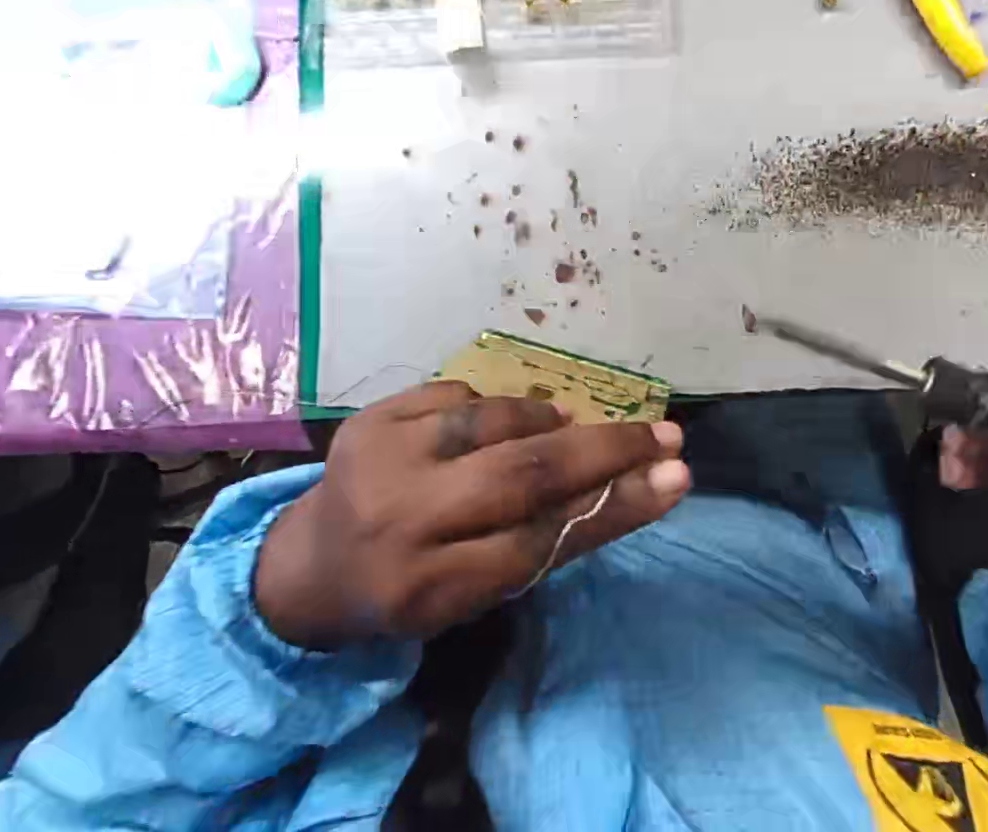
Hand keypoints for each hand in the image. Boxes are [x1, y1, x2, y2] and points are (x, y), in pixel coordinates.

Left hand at [255, 381, 690, 648]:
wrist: (313, 561)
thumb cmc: (408, 590)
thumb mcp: (475, 592)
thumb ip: (548, 543)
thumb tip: (641, 484)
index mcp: (428, 587)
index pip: (539, 540)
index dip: (613, 507)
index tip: (673, 476)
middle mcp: (400, 518)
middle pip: (521, 472)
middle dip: (604, 448)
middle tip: (658, 434)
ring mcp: (379, 457)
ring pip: (493, 421)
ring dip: (547, 419)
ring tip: (569, 424)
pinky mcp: (370, 417)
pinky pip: (456, 394)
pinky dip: (494, 406)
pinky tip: (503, 422)